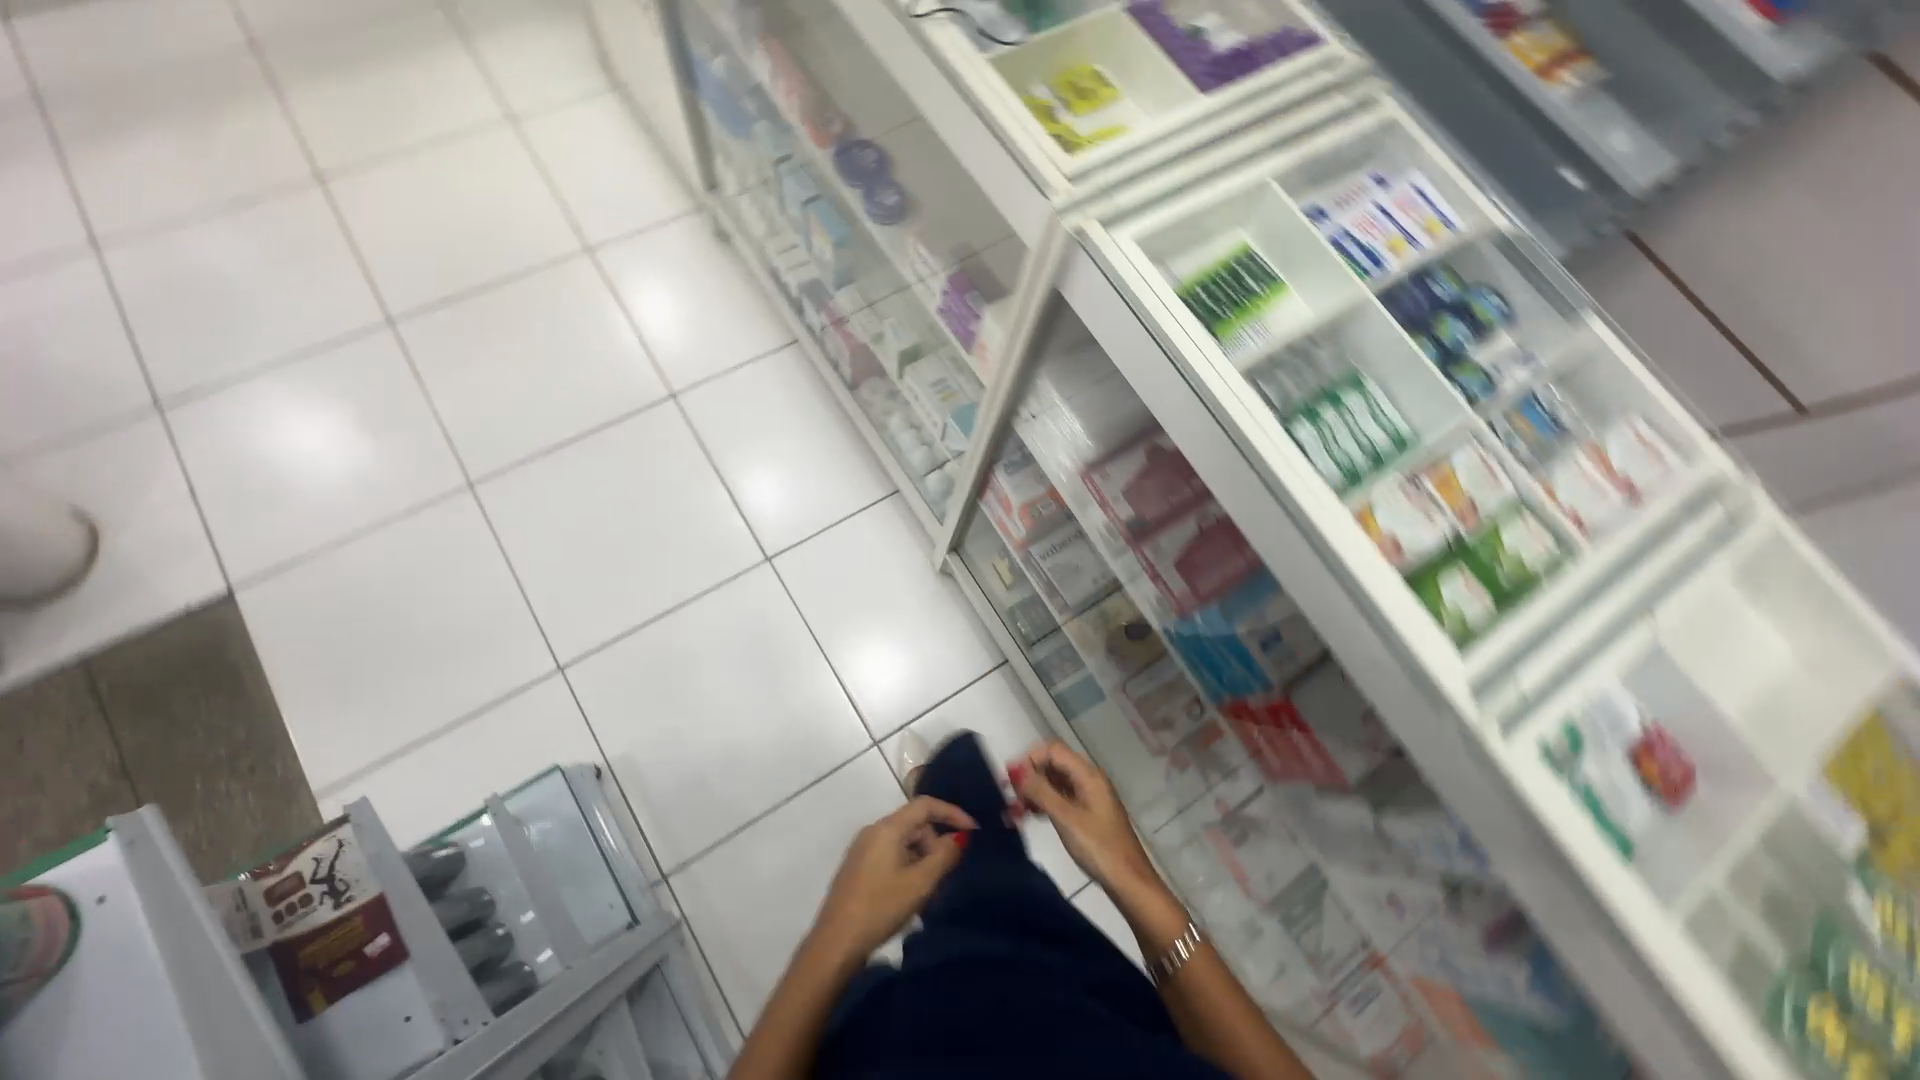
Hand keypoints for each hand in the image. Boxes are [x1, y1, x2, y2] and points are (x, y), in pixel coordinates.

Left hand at [812, 797, 975, 960]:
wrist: (836, 944)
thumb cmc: (880, 907)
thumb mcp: (920, 883)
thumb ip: (945, 856)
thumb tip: (961, 837)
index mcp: (887, 828)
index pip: (925, 805)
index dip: (953, 813)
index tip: (974, 831)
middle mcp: (873, 832)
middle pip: (915, 824)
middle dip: (937, 843)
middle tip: (950, 872)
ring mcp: (863, 850)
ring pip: (904, 843)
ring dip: (924, 859)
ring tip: (933, 889)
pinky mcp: (858, 868)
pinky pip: (892, 856)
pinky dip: (909, 867)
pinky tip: (914, 895)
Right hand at [1014, 741, 1158, 895]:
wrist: (1128, 881)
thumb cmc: (1099, 848)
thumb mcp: (1065, 818)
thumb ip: (1040, 791)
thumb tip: (1015, 768)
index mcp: (1088, 775)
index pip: (1053, 750)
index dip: (1029, 759)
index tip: (1010, 780)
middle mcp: (1088, 780)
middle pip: (1052, 765)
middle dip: (1029, 777)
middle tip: (1010, 799)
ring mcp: (1088, 797)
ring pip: (1054, 783)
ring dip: (1033, 792)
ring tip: (1015, 812)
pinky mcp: (1086, 814)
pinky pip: (1060, 799)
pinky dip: (1043, 804)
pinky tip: (1030, 817)